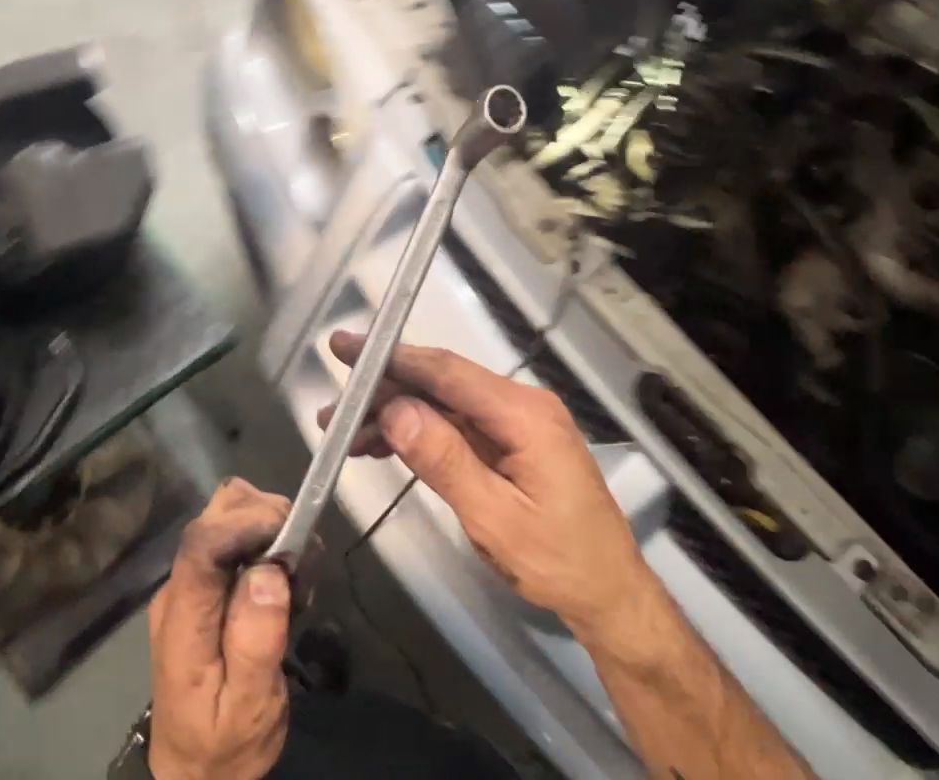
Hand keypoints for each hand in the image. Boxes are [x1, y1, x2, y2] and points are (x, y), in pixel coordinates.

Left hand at [147, 479, 292, 779]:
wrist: (194, 772)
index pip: (203, 542)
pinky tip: (286, 583)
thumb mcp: (249, 706)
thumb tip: (267, 572)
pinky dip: (268, 542)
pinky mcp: (205, 588)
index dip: (249, 521)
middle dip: (267, 517)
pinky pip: (235, 540)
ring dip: (270, 528)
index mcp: (184, 617)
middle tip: (304, 562)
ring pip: (226, 518)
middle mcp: (179, 589)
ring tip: (298, 577)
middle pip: (215, 515)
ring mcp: (190, 585)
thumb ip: (256, 640)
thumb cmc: (224, 744)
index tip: (295, 536)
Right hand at [324, 331, 654, 635]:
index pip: (447, 373)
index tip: (345, 348)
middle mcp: (521, 406)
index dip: (392, 359)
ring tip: (342, 436)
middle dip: (382, 392)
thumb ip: (445, 461)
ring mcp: (516, 423)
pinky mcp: (509, 443)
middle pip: (440, 384)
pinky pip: (454, 427)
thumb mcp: (495, 519)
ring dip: (393, 416)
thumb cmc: (558, 560)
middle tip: (330, 412)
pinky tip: (378, 445)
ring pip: (442, 405)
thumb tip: (395, 409)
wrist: (607, 591)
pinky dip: (416, 435)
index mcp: (524, 415)